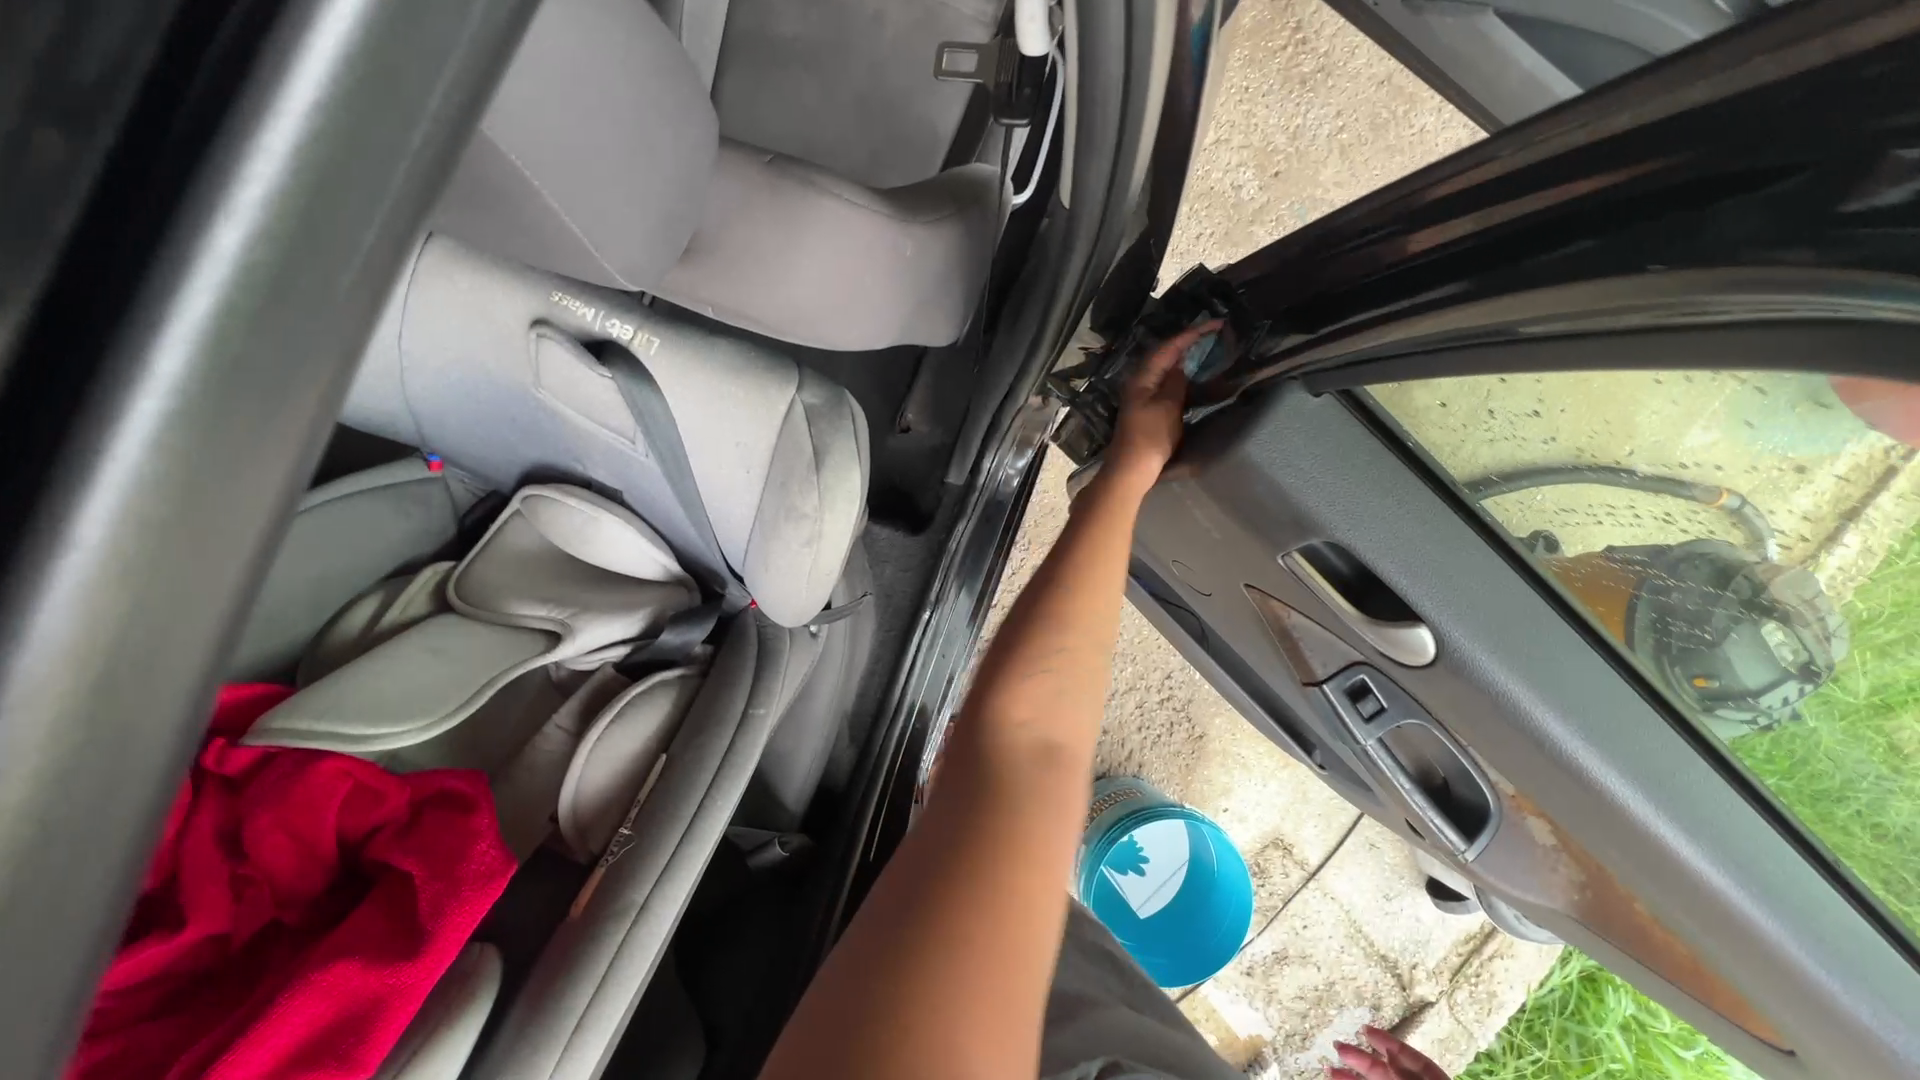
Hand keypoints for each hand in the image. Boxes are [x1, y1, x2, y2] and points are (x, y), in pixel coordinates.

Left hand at [1106, 319, 1222, 483]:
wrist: (1131, 469)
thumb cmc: (1150, 437)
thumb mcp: (1167, 406)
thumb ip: (1176, 382)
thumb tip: (1181, 365)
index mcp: (1142, 377)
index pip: (1168, 347)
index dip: (1192, 334)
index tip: (1215, 324)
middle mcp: (1139, 382)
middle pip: (1165, 354)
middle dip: (1188, 342)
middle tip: (1213, 333)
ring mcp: (1141, 396)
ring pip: (1165, 368)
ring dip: (1185, 357)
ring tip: (1207, 348)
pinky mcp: (1146, 409)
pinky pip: (1165, 383)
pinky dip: (1180, 375)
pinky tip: (1192, 376)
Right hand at [1328, 1025, 1449, 1079]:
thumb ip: (1405, 1072)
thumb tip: (1388, 1053)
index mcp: (1430, 1078)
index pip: (1409, 1056)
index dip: (1387, 1040)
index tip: (1364, 1028)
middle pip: (1386, 1070)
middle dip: (1361, 1058)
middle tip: (1338, 1045)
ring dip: (1351, 1076)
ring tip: (1329, 1069)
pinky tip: (1340, 1079)